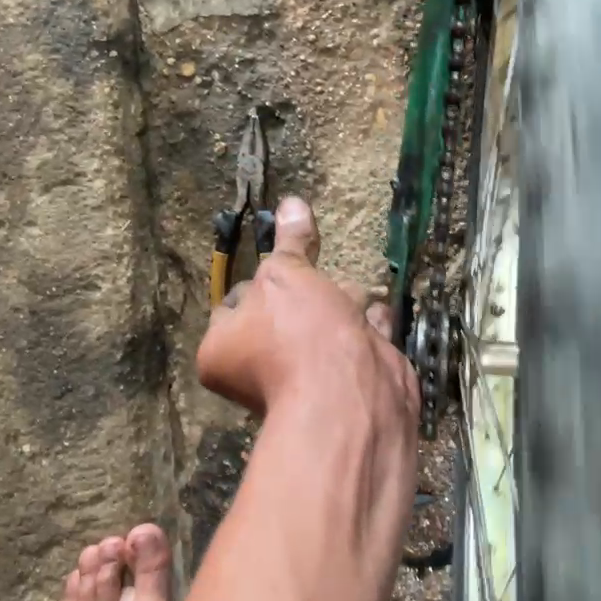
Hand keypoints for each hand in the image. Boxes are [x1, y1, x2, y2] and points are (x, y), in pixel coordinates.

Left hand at [196, 197, 419, 424]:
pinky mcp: (348, 379)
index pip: (237, 301)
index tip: (286, 260)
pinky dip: (369, 325)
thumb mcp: (285, 274)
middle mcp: (259, 365)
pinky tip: (376, 312)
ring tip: (355, 295)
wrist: (351, 396)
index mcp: (224, 347)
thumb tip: (292, 204)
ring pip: (325, 324)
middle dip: (310, 291)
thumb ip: (290, 242)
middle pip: (286, 311)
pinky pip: (358, 339)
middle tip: (323, 276)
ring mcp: (306, 375)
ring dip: (344, 305)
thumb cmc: (299, 333)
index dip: (263, 278)